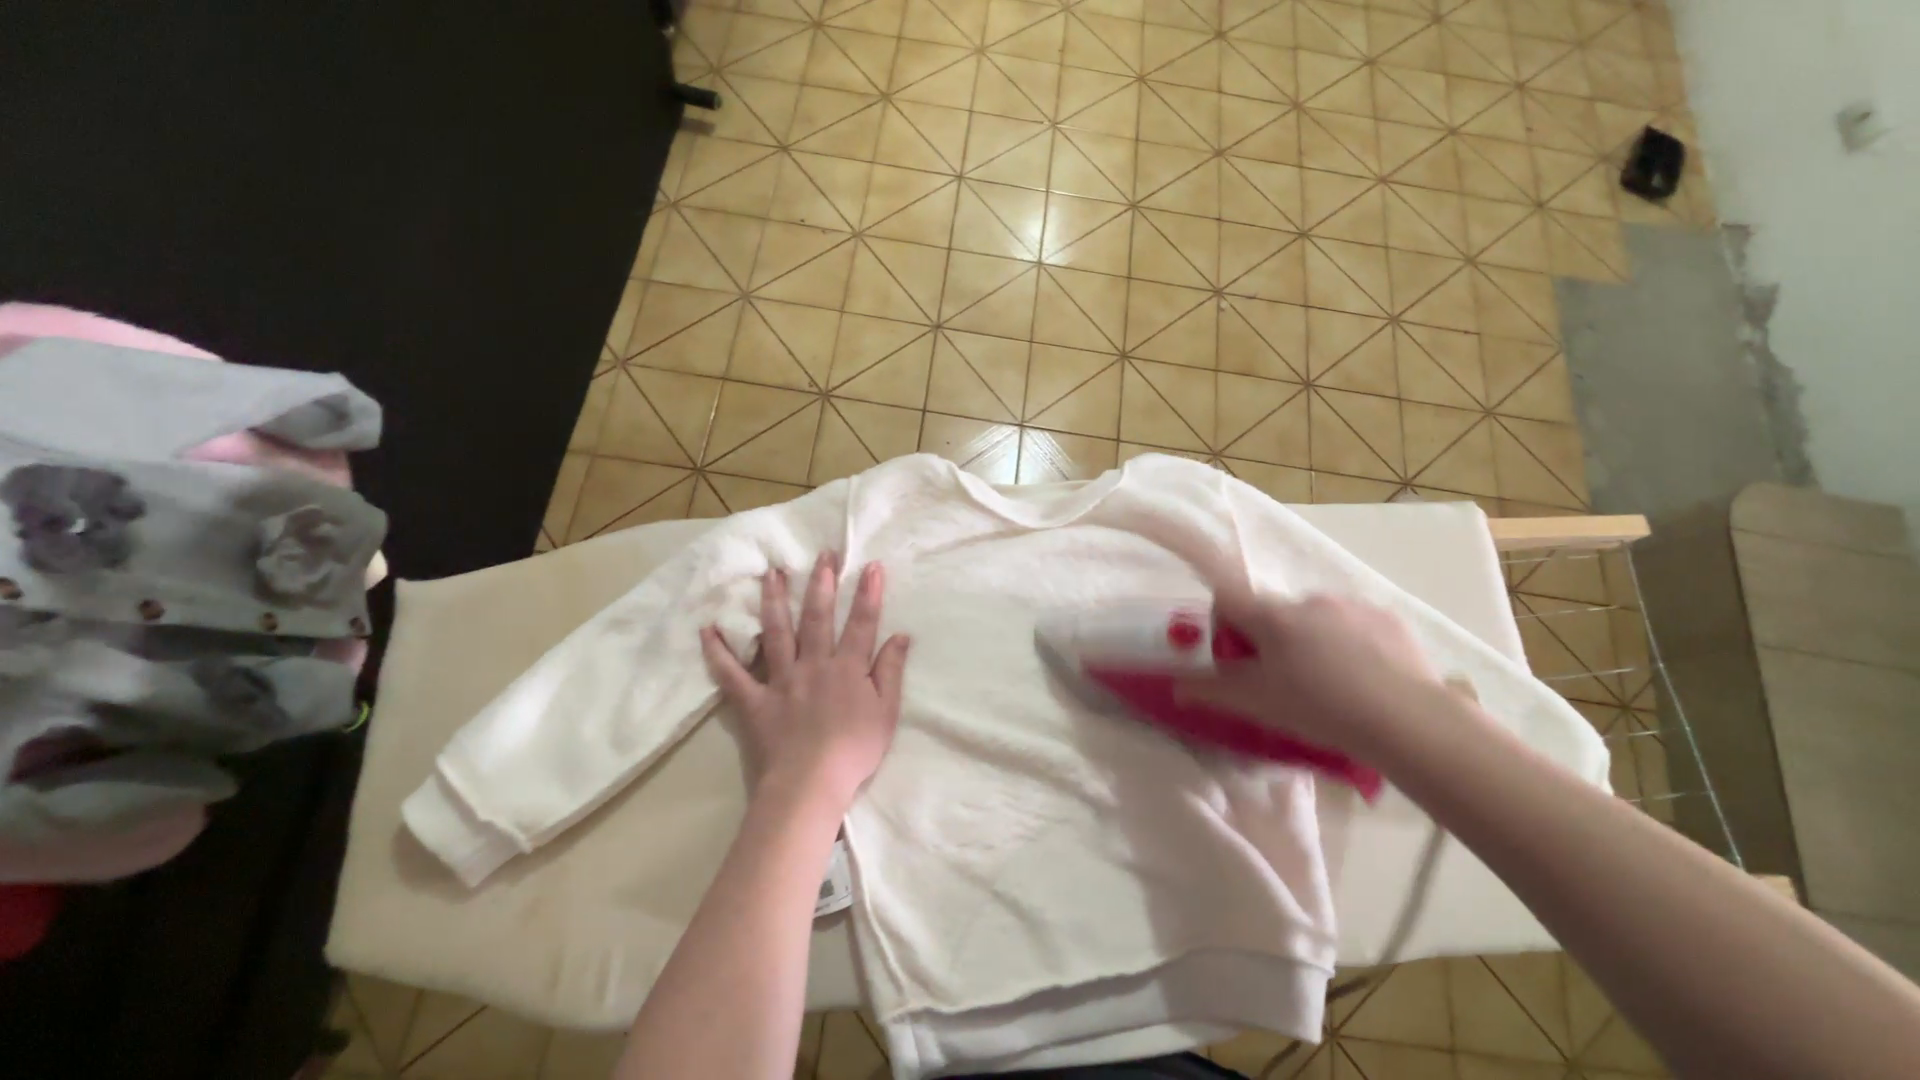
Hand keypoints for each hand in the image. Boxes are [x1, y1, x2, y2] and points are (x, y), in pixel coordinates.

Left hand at [700, 553, 911, 807]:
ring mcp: (781, 680)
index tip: (870, 565)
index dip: (868, 594)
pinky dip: (718, 651)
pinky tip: (707, 628)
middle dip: (821, 583)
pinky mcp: (753, 701)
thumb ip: (891, 672)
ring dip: (774, 600)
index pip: (861, 624)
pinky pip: (732, 673)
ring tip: (771, 573)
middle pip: (817, 618)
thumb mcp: (886, 714)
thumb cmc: (854, 752)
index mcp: (847, 669)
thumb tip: (900, 636)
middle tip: (821, 555)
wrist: (810, 784)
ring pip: (776, 632)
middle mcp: (813, 665)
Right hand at [1178, 584, 1457, 757]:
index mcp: (1272, 616)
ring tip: (1331, 685)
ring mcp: (1352, 606)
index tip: (1233, 654)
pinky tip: (1365, 679)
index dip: (1221, 623)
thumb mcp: (1256, 704)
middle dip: (1271, 640)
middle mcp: (1308, 600)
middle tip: (1283, 683)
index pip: (1227, 597)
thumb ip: (1210, 689)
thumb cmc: (1318, 709)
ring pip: (1317, 619)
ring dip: (1313, 642)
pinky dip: (1352, 645)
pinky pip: (1357, 626)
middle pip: (1274, 612)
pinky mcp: (1389, 619)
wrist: (1406, 719)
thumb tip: (1176, 685)